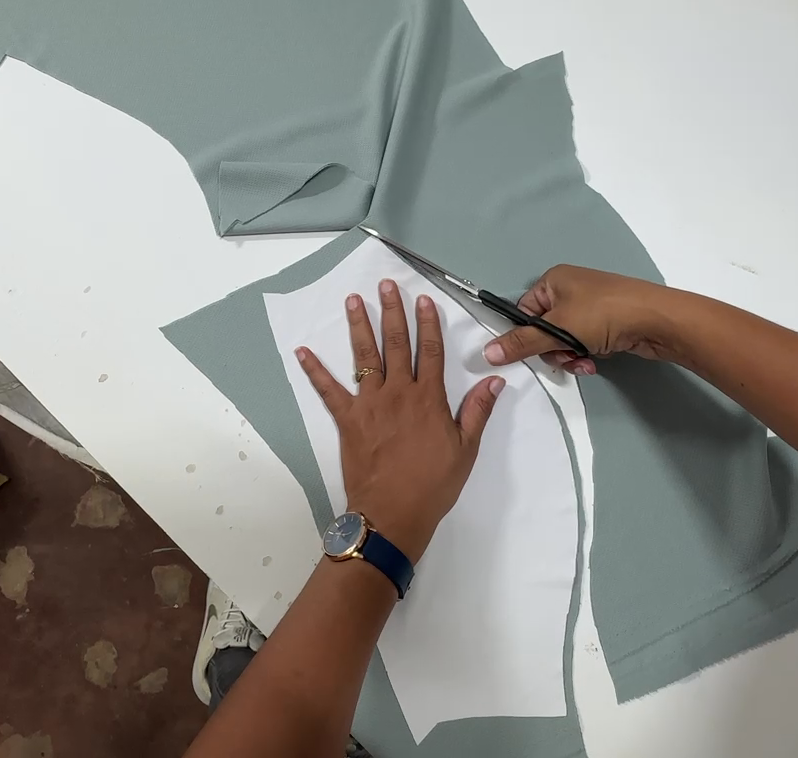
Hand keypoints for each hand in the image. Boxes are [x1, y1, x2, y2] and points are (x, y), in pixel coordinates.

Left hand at [295, 279, 503, 562]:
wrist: (394, 513)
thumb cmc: (433, 484)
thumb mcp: (466, 449)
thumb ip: (477, 411)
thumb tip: (494, 380)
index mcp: (428, 398)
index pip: (429, 351)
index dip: (427, 323)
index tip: (422, 299)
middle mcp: (397, 392)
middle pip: (395, 343)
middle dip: (391, 311)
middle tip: (386, 285)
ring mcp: (369, 402)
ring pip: (364, 355)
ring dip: (358, 325)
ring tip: (354, 300)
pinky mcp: (347, 418)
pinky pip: (328, 389)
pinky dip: (314, 370)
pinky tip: (302, 351)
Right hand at [483, 264, 686, 373]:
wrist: (657, 320)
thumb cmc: (603, 314)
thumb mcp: (558, 329)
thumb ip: (522, 343)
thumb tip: (487, 353)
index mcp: (553, 281)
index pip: (523, 311)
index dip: (526, 335)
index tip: (535, 352)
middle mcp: (569, 289)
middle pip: (543, 328)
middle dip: (553, 350)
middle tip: (567, 357)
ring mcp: (589, 305)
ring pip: (563, 339)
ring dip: (569, 355)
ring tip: (585, 362)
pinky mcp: (606, 322)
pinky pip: (582, 341)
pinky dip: (585, 354)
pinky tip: (595, 362)